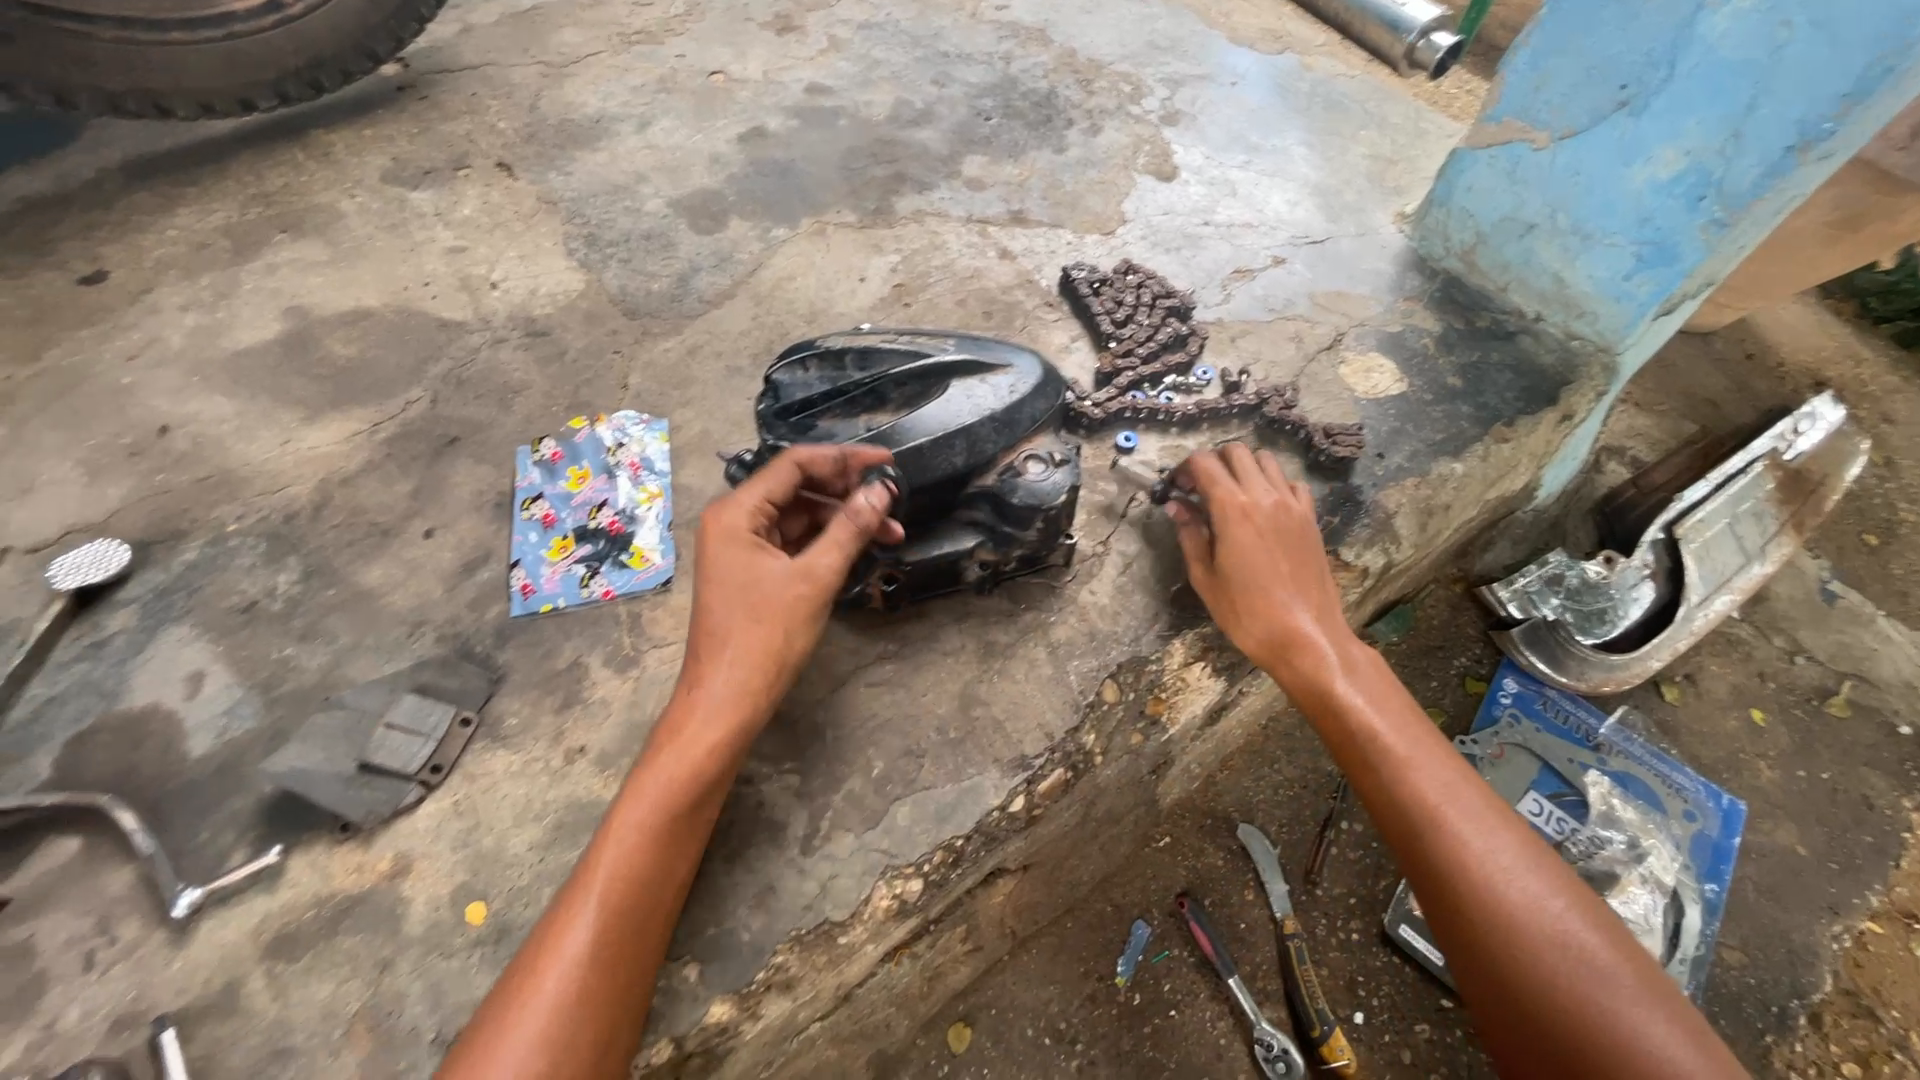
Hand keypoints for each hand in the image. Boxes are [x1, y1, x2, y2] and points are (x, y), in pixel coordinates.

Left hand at [677, 444, 903, 722]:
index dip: (844, 460)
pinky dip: (828, 543)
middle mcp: (734, 520)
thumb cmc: (766, 637)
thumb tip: (882, 490)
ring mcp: (743, 547)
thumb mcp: (815, 579)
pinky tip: (863, 547)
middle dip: (848, 493)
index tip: (888, 462)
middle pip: (798, 489)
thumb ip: (850, 529)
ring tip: (892, 532)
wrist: (728, 700)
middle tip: (895, 498)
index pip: (795, 465)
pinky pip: (795, 543)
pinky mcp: (754, 571)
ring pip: (801, 518)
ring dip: (843, 521)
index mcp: (736, 512)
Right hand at [1166, 444, 1357, 694]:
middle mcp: (1265, 496)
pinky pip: (1292, 484)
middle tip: (1201, 490)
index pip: (1204, 463)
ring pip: (1266, 461)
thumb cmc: (1246, 613)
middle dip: (1213, 463)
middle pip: (1236, 452)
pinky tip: (1264, 510)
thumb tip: (1176, 506)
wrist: (1305, 637)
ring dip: (1244, 469)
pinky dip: (1274, 485)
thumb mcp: (1205, 577)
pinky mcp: (1311, 519)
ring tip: (1232, 496)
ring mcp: (1292, 505)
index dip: (1184, 469)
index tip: (1176, 488)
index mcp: (1233, 509)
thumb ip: (1190, 534)